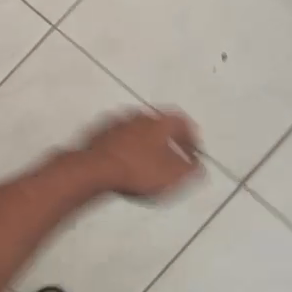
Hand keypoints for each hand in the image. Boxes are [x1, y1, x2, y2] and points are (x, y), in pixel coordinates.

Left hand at [73, 109, 201, 199]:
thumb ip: (192, 169)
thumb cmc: (139, 171)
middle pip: (157, 124)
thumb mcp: (175, 176)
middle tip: (171, 159)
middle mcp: (136, 115)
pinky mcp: (95, 134)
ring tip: (148, 165)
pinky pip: (117, 140)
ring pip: (136, 131)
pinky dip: (125, 150)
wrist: (93, 170)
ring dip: (144, 146)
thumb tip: (197, 165)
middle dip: (166, 141)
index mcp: (158, 120)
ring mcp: (113, 123)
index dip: (191, 138)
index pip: (182, 121)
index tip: (193, 153)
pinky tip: (125, 166)